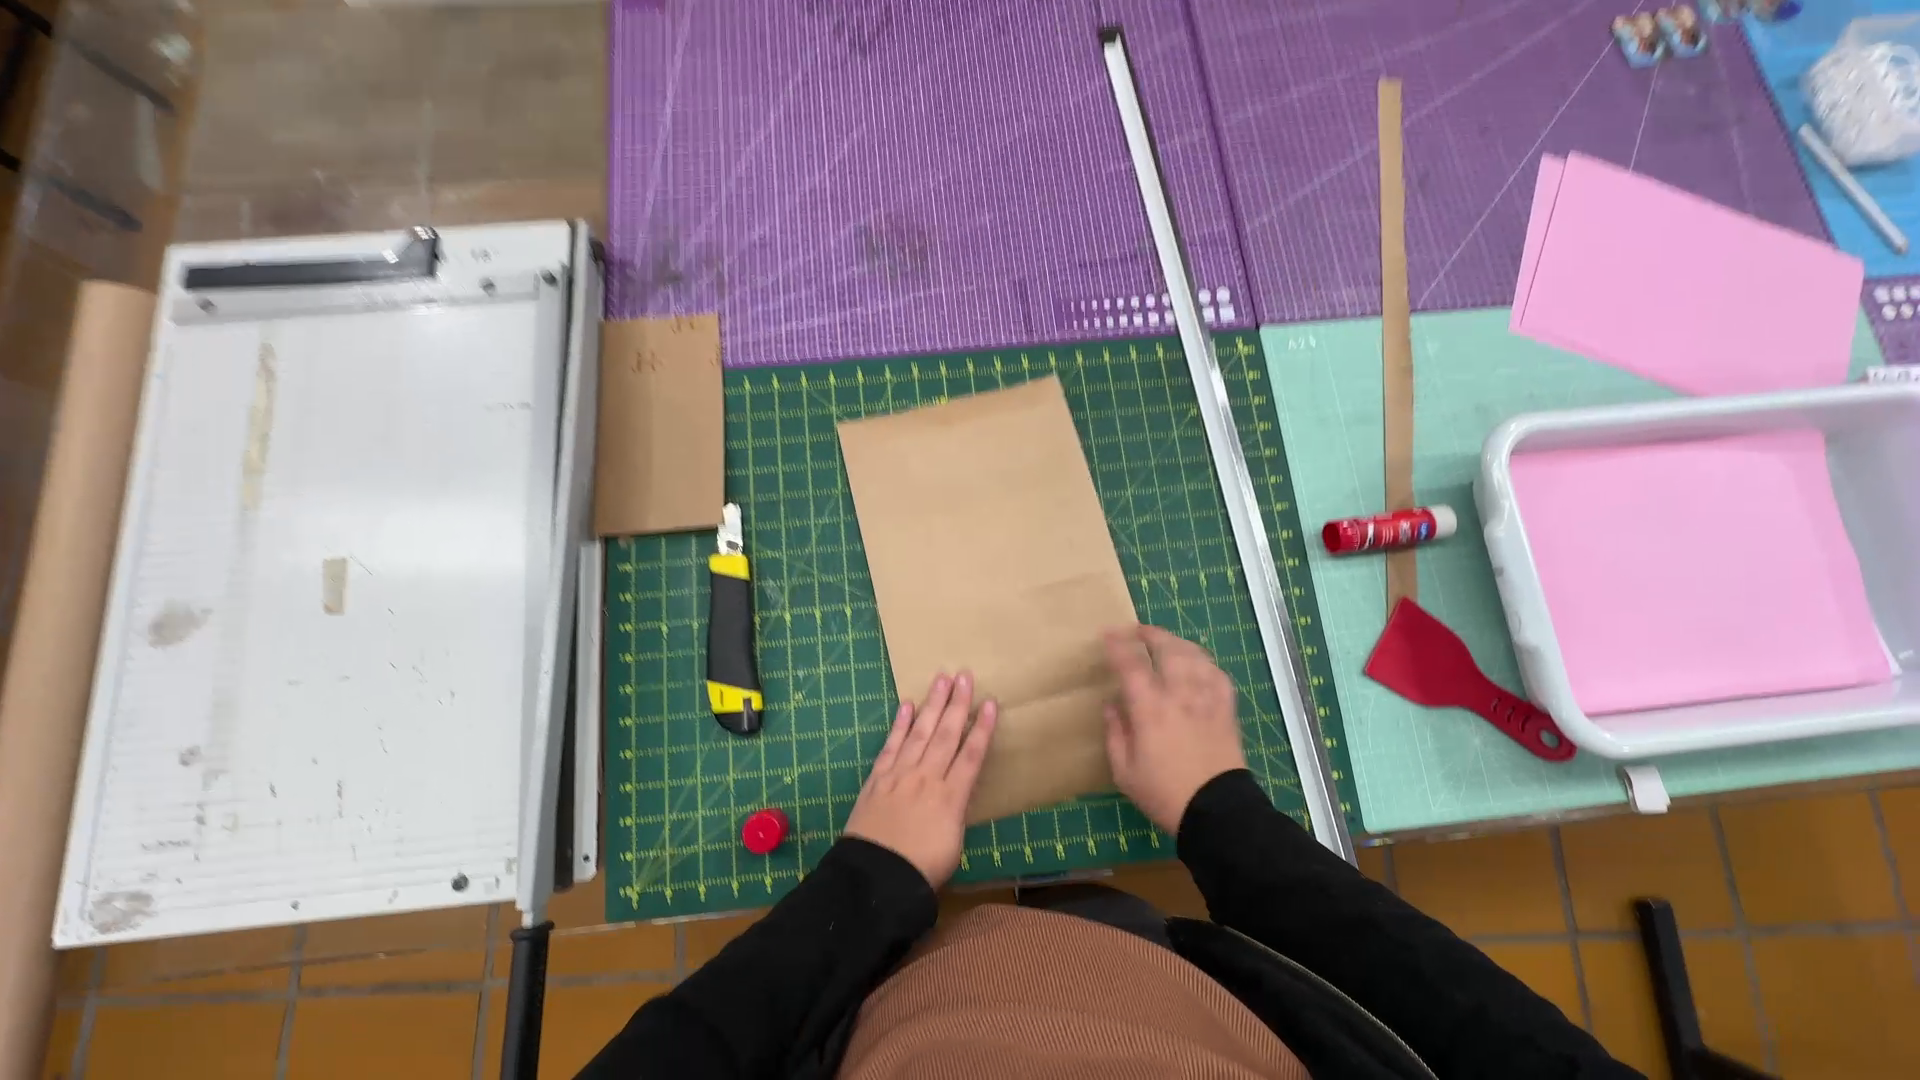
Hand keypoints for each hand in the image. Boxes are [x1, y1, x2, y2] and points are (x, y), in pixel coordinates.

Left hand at [844, 671, 997, 888]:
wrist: (876, 877)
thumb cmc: (922, 869)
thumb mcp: (953, 844)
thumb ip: (956, 812)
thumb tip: (958, 792)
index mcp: (951, 797)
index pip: (972, 755)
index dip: (983, 727)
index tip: (991, 702)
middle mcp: (927, 778)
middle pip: (946, 734)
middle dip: (957, 703)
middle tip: (965, 675)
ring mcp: (900, 775)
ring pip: (919, 732)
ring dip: (931, 704)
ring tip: (941, 679)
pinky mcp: (877, 778)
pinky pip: (891, 745)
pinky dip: (900, 724)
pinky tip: (906, 705)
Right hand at [1102, 625, 1247, 833]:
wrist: (1217, 811)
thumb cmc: (1164, 793)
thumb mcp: (1124, 771)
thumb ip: (1115, 733)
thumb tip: (1111, 704)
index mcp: (1150, 709)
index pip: (1131, 665)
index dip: (1118, 645)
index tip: (1108, 635)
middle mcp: (1180, 695)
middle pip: (1168, 649)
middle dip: (1151, 633)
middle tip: (1138, 630)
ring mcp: (1207, 700)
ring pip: (1195, 656)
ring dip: (1178, 642)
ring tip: (1166, 642)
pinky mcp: (1227, 710)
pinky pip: (1218, 675)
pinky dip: (1205, 663)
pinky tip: (1198, 665)